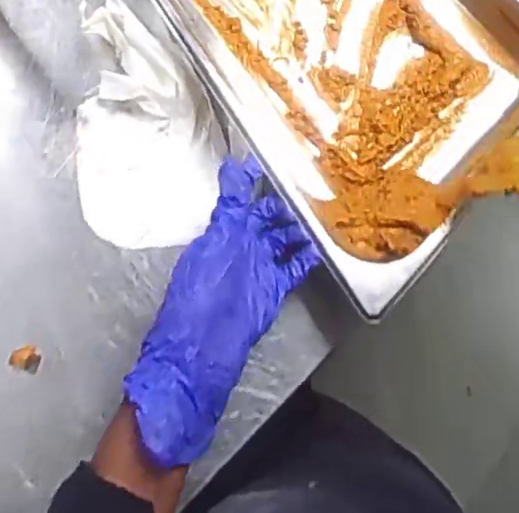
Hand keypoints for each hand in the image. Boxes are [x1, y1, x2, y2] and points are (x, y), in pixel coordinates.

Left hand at [122, 159, 319, 466]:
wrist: (195, 360)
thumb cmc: (196, 301)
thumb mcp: (212, 244)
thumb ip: (229, 205)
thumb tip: (232, 165)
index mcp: (225, 232)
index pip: (244, 195)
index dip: (259, 176)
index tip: (278, 158)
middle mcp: (242, 246)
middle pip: (269, 216)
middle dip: (288, 201)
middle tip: (311, 185)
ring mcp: (257, 268)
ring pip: (285, 239)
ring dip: (302, 227)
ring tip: (323, 212)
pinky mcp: (271, 290)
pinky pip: (294, 268)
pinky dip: (307, 258)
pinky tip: (321, 247)